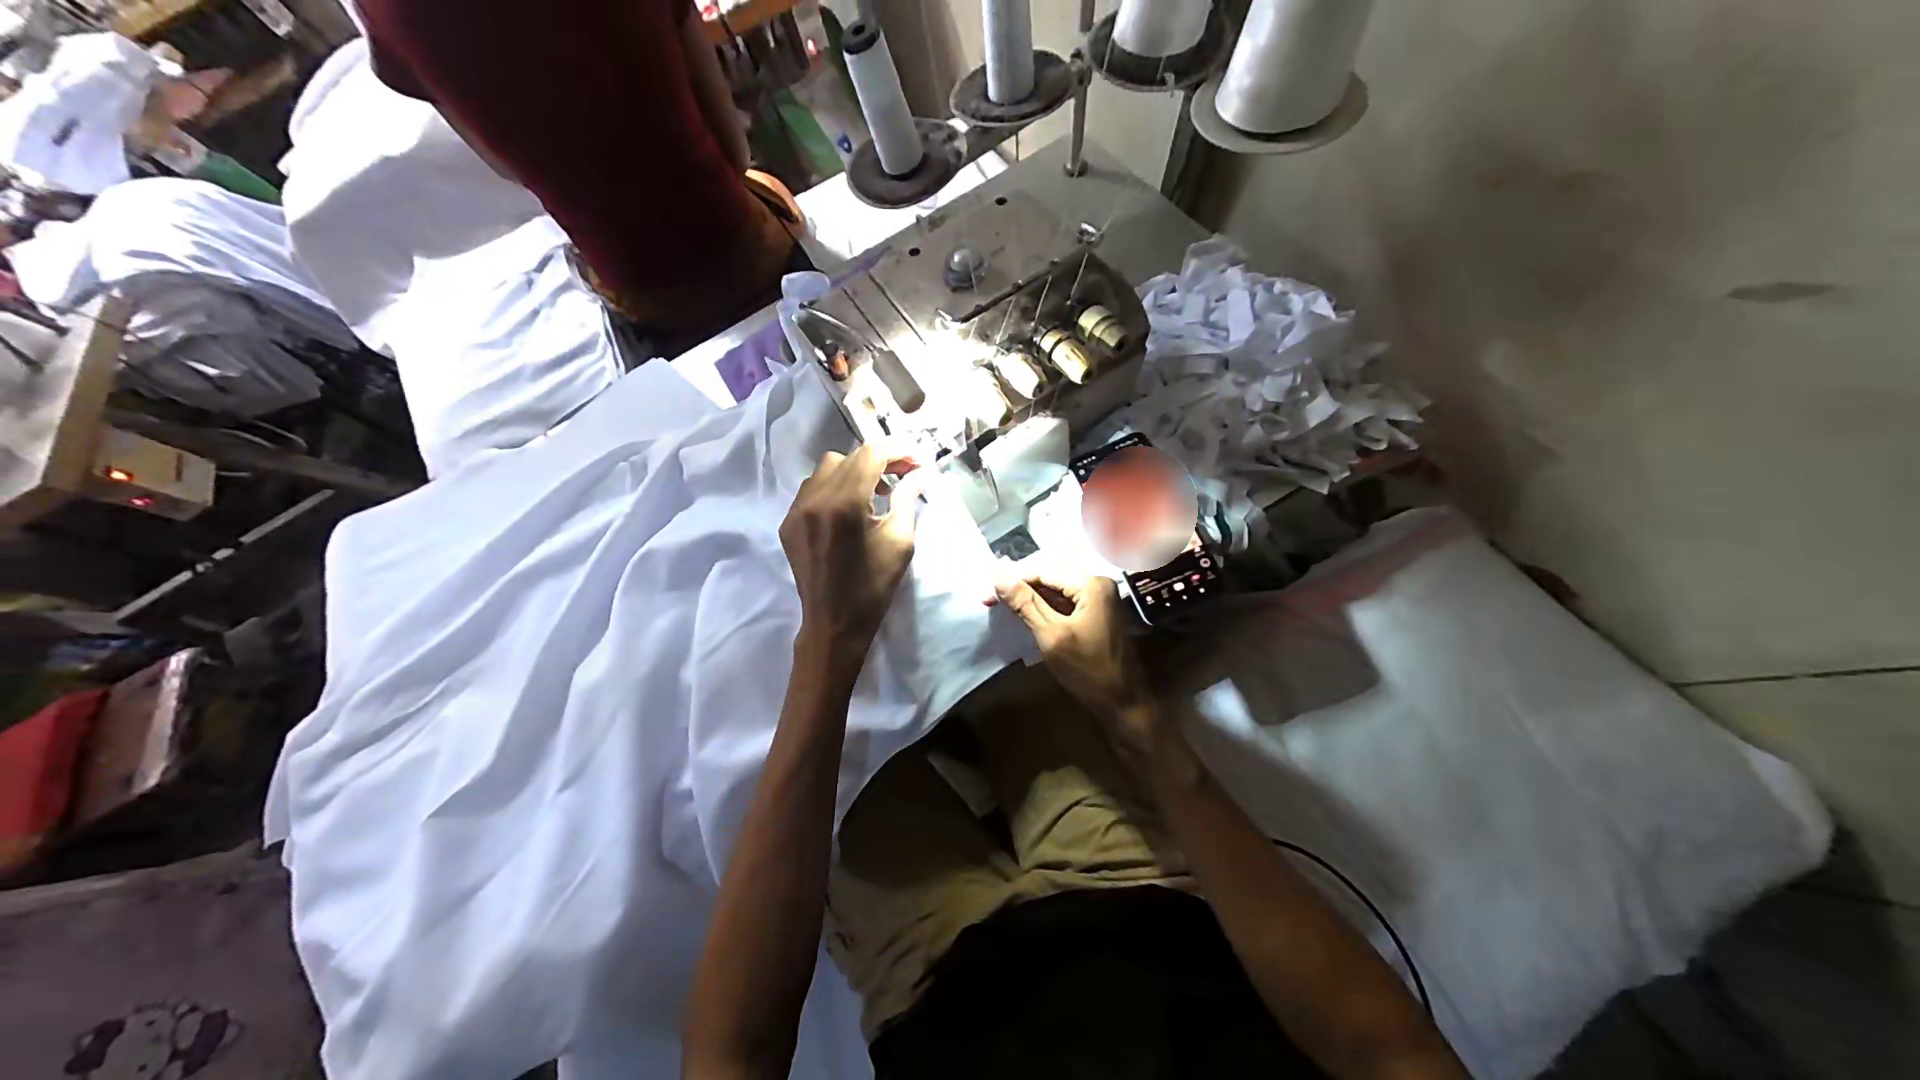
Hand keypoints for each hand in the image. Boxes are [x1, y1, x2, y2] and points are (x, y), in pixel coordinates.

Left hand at [781, 445, 919, 650]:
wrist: (834, 624)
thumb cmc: (874, 586)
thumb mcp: (901, 541)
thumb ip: (907, 497)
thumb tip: (918, 472)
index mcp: (844, 504)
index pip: (870, 455)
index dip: (897, 451)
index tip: (917, 461)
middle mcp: (814, 499)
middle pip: (848, 457)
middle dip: (878, 461)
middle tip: (902, 477)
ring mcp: (795, 510)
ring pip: (826, 469)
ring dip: (854, 473)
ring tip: (874, 494)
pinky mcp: (787, 522)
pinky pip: (811, 489)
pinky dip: (833, 489)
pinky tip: (849, 510)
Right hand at [993, 573, 1159, 742]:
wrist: (1124, 702)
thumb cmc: (1088, 670)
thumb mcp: (1051, 635)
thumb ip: (1025, 603)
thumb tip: (998, 575)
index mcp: (1091, 584)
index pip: (1042, 571)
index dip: (1012, 581)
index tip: (986, 595)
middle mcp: (1097, 583)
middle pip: (1049, 576)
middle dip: (1019, 586)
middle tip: (990, 599)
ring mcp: (1098, 598)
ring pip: (1055, 589)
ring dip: (1029, 597)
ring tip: (1001, 605)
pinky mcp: (1095, 613)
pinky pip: (1064, 602)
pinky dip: (1043, 607)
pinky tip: (1024, 613)